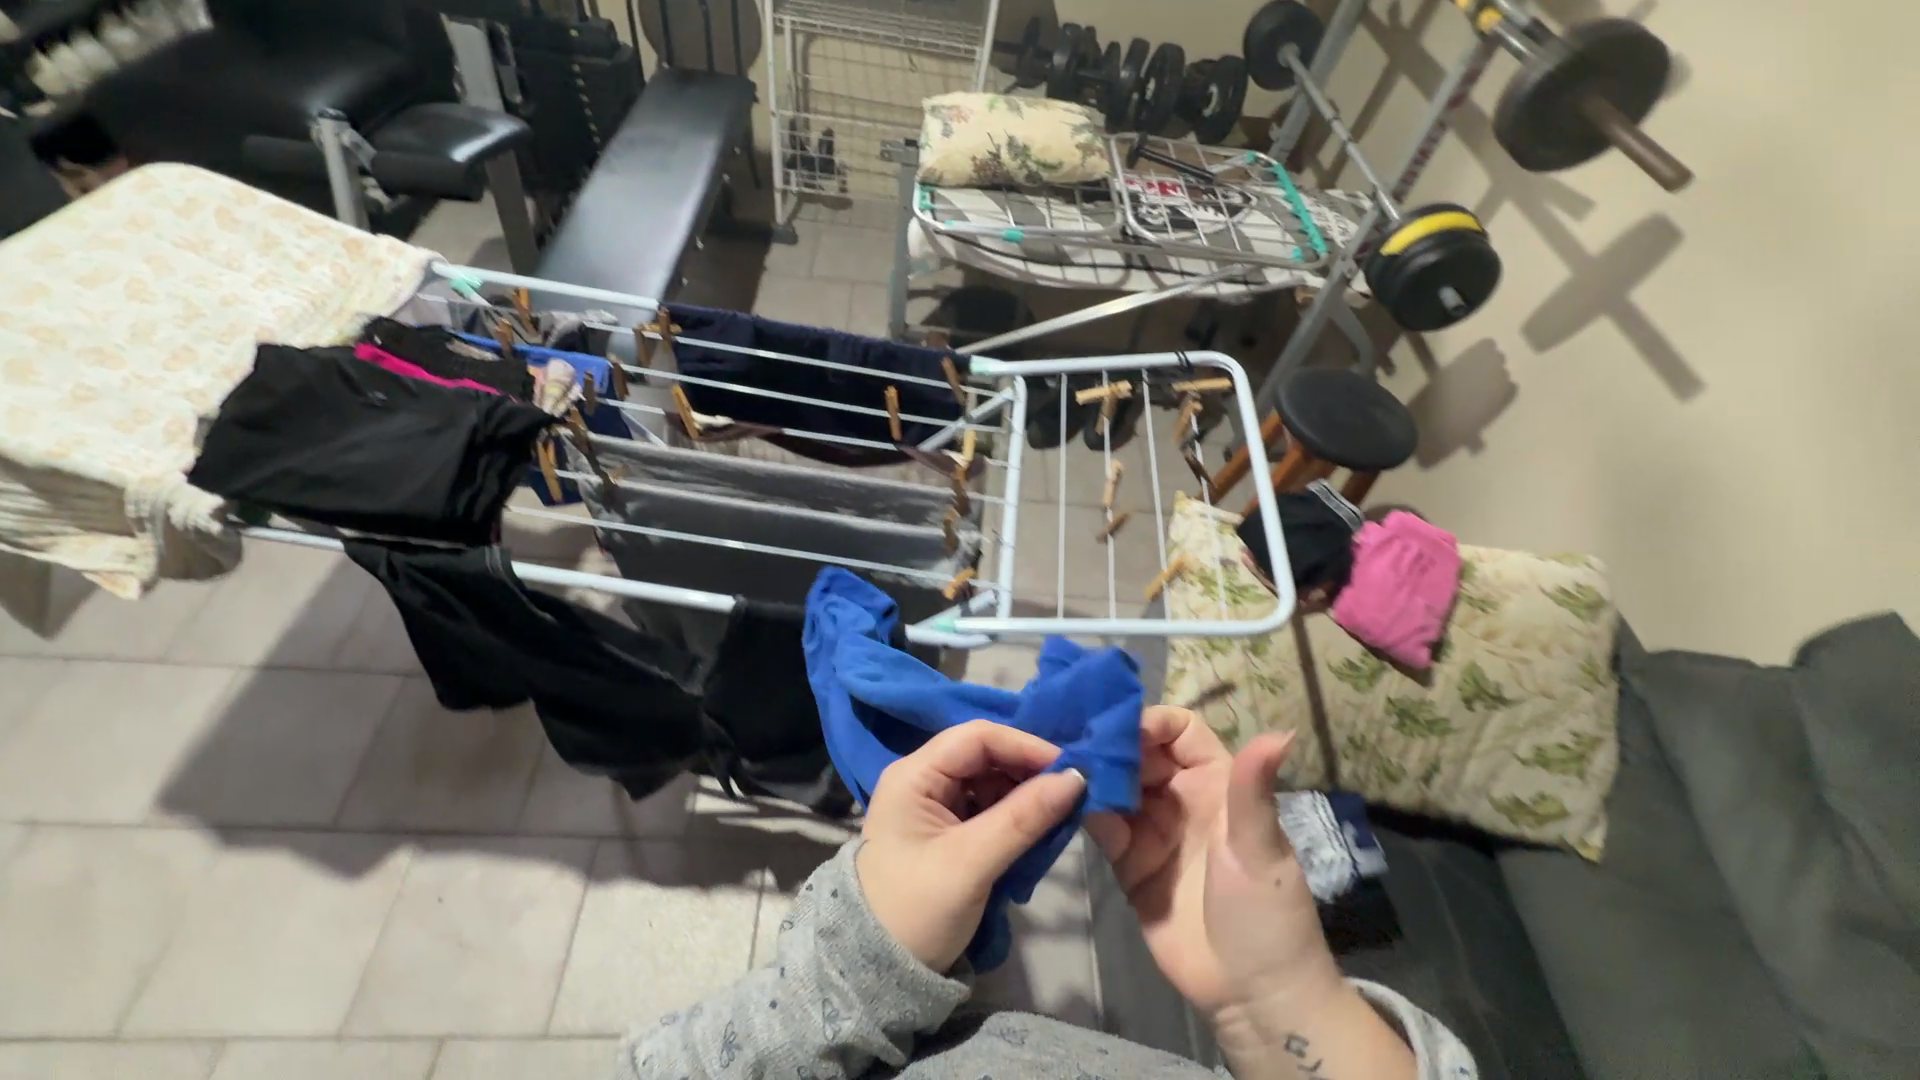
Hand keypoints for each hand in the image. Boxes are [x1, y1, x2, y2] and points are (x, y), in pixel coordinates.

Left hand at [855, 720, 1087, 972]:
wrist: (878, 973)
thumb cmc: (916, 912)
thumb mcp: (972, 864)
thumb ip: (1023, 818)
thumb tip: (1076, 778)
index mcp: (914, 775)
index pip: (977, 737)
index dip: (1025, 746)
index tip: (1070, 767)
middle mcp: (921, 779)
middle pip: (984, 755)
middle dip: (1028, 769)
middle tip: (1072, 790)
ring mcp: (931, 804)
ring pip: (988, 780)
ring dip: (1024, 792)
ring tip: (1060, 811)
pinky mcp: (944, 829)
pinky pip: (986, 805)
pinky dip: (1014, 813)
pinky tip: (1039, 827)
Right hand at [1083, 708, 1338, 1020]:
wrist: (1251, 996)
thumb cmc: (1266, 913)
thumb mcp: (1259, 847)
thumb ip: (1253, 788)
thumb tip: (1281, 731)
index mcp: (1217, 784)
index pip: (1179, 731)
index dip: (1149, 723)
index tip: (1117, 729)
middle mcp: (1181, 798)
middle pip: (1139, 754)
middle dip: (1111, 746)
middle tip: (1075, 744)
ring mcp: (1153, 831)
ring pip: (1116, 786)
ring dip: (1094, 776)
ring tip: (1064, 768)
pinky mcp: (1129, 863)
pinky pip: (1103, 826)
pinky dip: (1087, 812)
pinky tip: (1072, 806)